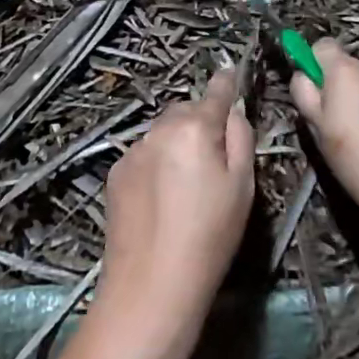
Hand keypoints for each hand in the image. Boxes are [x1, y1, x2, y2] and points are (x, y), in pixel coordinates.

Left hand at [99, 69, 253, 331]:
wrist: (151, 285)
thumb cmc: (210, 237)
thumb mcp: (242, 188)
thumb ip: (240, 139)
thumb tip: (233, 110)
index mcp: (195, 127)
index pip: (215, 92)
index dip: (226, 83)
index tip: (231, 73)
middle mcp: (159, 129)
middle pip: (186, 111)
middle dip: (200, 121)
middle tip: (214, 156)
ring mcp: (133, 149)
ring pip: (162, 133)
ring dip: (176, 143)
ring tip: (185, 185)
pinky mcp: (116, 172)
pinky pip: (144, 155)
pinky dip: (156, 163)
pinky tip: (161, 198)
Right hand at [291, 39, 358, 237]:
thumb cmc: (355, 160)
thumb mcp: (316, 129)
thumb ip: (304, 94)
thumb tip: (303, 77)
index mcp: (345, 71)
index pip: (322, 45)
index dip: (313, 64)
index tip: (312, 93)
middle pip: (348, 67)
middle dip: (339, 87)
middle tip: (335, 123)